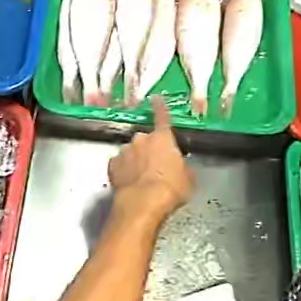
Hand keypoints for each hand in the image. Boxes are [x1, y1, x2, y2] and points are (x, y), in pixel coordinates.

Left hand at [107, 97, 191, 219]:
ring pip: (131, 152)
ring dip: (135, 160)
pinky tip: (129, 182)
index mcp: (163, 138)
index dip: (160, 108)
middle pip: (145, 140)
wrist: (143, 202)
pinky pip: (119, 164)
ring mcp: (124, 151)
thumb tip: (181, 165)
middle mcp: (141, 139)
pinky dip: (123, 170)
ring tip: (141, 178)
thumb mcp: (188, 178)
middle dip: (149, 150)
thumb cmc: (170, 189)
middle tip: (155, 167)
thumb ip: (183, 166)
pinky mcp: (112, 165)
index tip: (156, 98)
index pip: (162, 118)